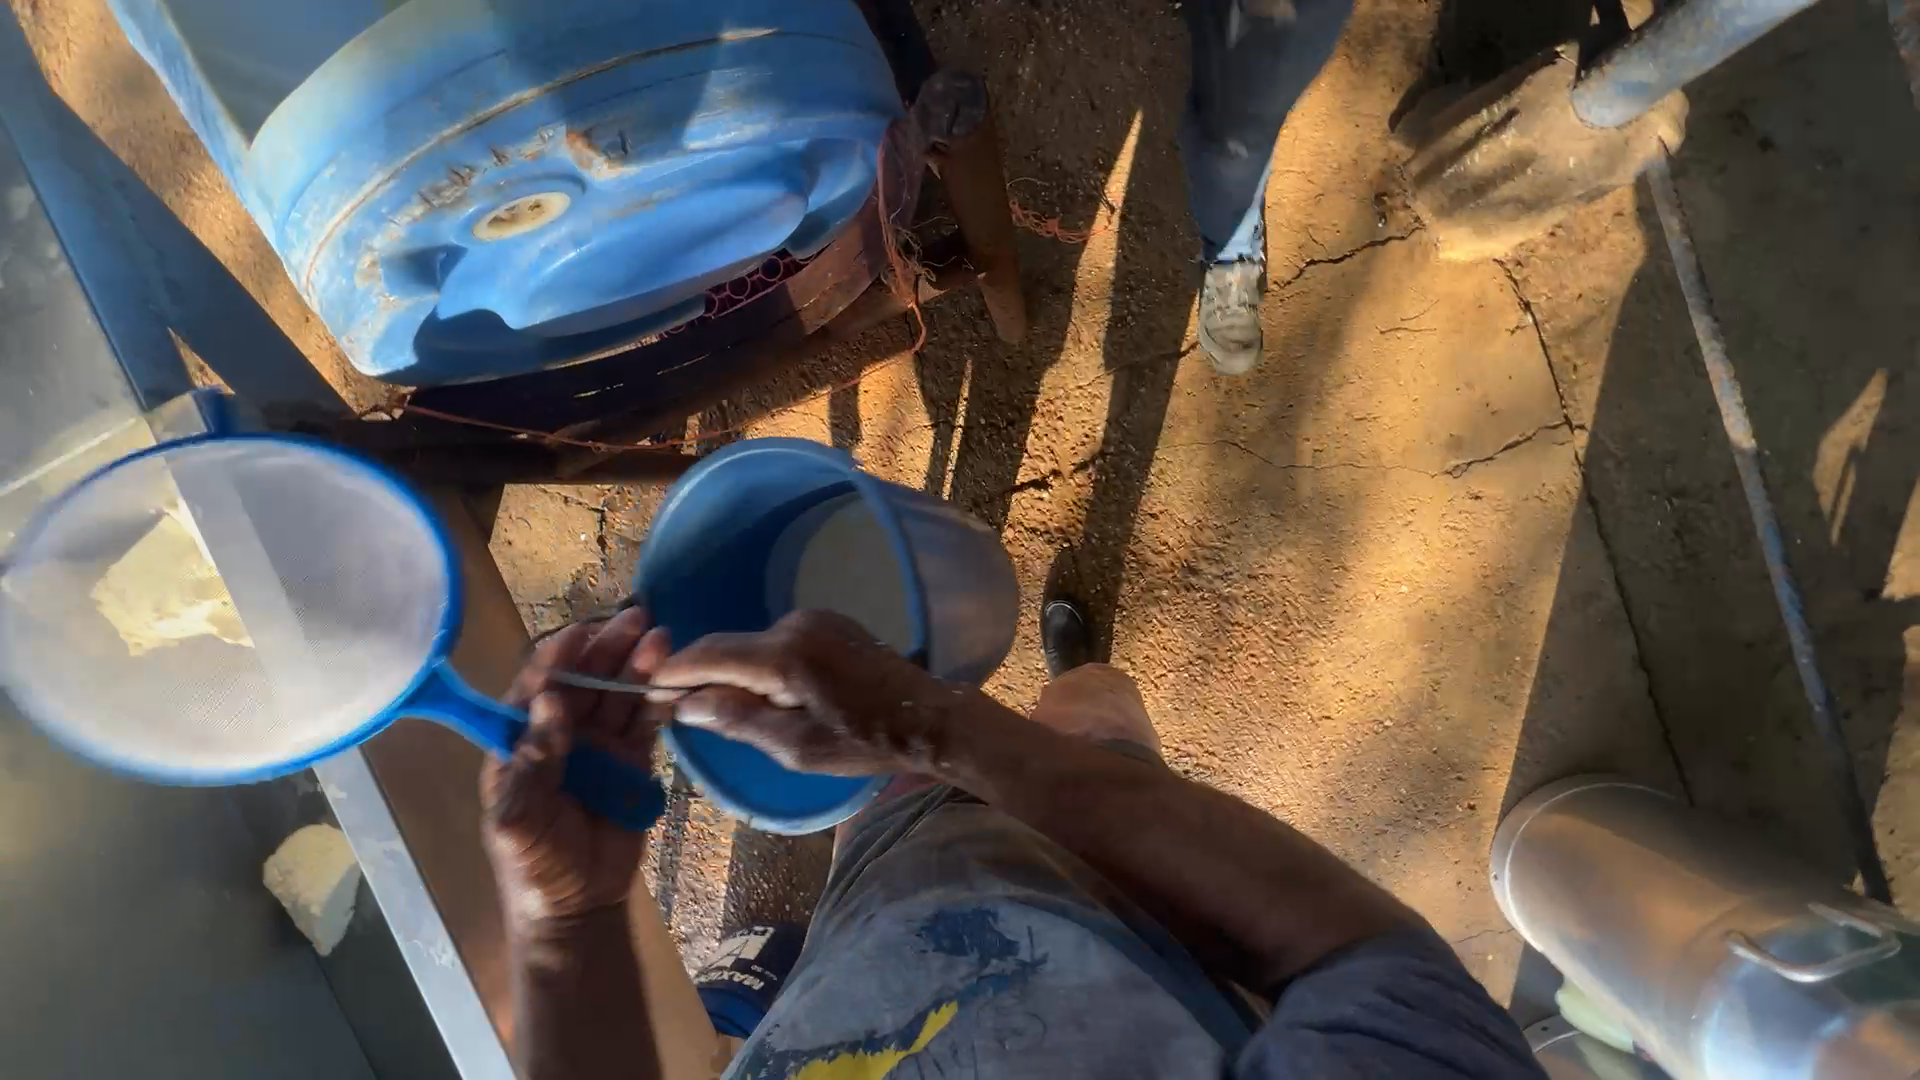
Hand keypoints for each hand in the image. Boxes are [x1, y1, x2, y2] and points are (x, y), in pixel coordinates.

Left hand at [481, 608, 670, 925]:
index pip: (537, 689)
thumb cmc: (534, 864)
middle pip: (586, 682)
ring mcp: (602, 744)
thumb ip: (531, 762)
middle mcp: (562, 734)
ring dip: (638, 665)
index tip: (581, 632)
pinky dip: (659, 698)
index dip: (557, 659)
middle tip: (636, 619)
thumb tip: (550, 702)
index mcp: (522, 742)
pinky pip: (647, 722)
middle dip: (607, 649)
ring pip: (620, 695)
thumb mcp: (517, 819)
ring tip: (661, 638)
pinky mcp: (635, 758)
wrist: (578, 903)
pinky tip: (674, 677)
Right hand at [648, 609, 961, 775]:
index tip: (646, 692)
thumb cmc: (866, 742)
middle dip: (700, 674)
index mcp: (786, 656)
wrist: (931, 719)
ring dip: (735, 671)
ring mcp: (816, 619)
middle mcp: (796, 625)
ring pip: (754, 645)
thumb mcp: (797, 747)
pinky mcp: (830, 623)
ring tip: (728, 709)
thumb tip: (687, 704)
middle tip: (677, 707)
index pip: (711, 655)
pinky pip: (779, 641)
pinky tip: (767, 692)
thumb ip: (739, 720)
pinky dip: (762, 663)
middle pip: (729, 647)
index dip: (673, 673)